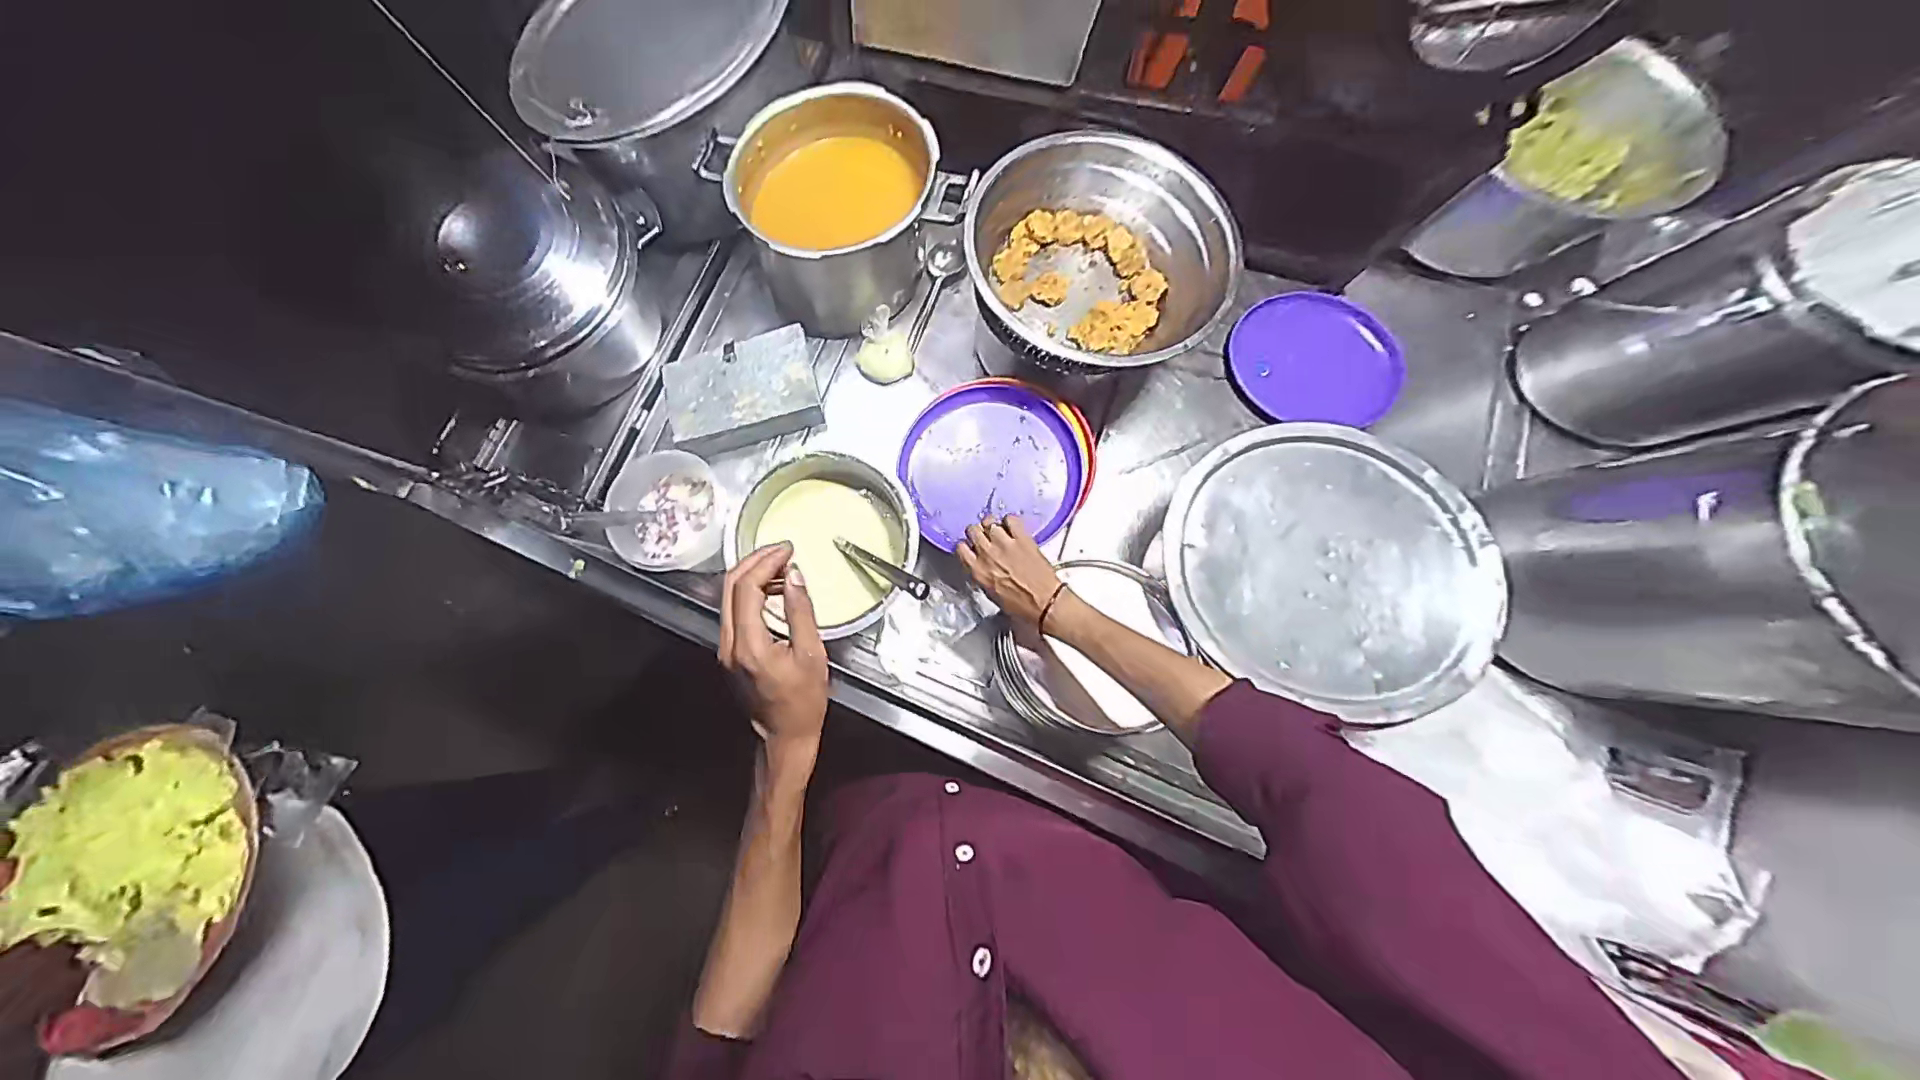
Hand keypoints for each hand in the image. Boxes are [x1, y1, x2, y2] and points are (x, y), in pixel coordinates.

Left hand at [719, 543, 828, 757]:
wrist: (783, 737)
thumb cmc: (803, 702)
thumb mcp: (812, 654)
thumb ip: (801, 611)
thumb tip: (795, 574)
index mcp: (749, 645)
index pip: (747, 588)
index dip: (765, 562)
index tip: (788, 549)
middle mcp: (729, 644)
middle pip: (730, 587)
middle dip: (755, 561)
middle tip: (782, 550)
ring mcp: (725, 649)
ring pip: (729, 598)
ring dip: (753, 576)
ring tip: (783, 568)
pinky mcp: (730, 653)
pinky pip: (735, 612)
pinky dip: (752, 593)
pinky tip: (775, 590)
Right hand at [957, 515, 1063, 630]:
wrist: (1044, 602)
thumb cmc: (1020, 604)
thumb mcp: (991, 593)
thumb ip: (983, 575)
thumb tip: (982, 565)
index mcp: (978, 571)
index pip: (961, 548)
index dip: (967, 545)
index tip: (972, 546)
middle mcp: (987, 554)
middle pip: (973, 530)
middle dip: (978, 531)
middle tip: (985, 535)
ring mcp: (1005, 544)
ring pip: (990, 522)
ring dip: (993, 525)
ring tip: (1000, 530)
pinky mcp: (1022, 539)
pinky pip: (1011, 519)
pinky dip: (1010, 521)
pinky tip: (1013, 527)